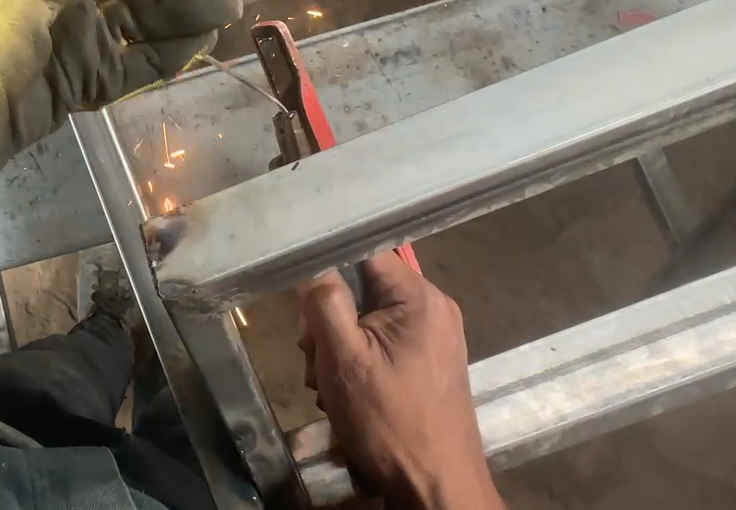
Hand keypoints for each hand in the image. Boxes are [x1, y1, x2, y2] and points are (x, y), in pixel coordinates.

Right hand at [297, 254, 503, 509]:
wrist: (436, 493)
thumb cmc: (390, 422)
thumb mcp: (344, 357)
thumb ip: (323, 299)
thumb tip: (308, 258)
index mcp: (420, 297)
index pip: (362, 249)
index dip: (326, 260)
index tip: (300, 284)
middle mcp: (432, 307)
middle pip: (360, 284)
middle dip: (327, 314)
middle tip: (313, 351)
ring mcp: (431, 335)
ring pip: (364, 314)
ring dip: (335, 341)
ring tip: (326, 379)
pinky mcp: (426, 359)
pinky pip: (379, 338)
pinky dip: (355, 356)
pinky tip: (343, 387)